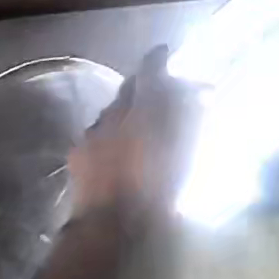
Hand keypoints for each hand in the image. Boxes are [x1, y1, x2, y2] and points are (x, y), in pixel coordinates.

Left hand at [67, 46, 188, 225]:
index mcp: (144, 108)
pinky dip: (110, 132)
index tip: (165, 52)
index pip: (150, 69)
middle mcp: (116, 112)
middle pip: (129, 87)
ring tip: (138, 124)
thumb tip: (200, 95)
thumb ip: (191, 118)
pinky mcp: (78, 153)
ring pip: (112, 110)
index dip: (158, 58)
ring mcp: (93, 132)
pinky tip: (116, 149)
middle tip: (158, 91)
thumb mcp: (185, 152)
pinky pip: (97, 132)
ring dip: (126, 110)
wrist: (109, 226)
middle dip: (144, 85)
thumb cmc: (156, 189)